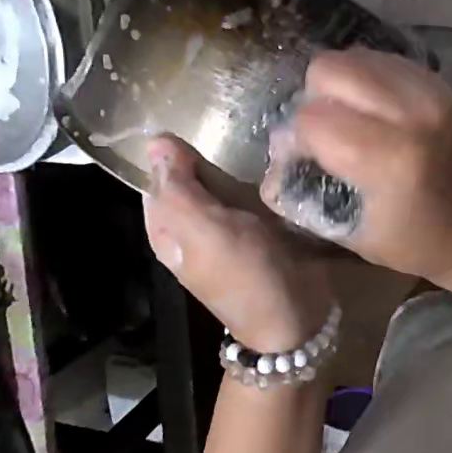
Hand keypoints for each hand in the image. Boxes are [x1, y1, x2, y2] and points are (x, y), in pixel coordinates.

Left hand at [145, 136, 329, 351]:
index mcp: (167, 227)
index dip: (176, 151)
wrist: (296, 321)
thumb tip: (155, 139)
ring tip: (259, 155)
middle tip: (238, 144)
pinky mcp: (257, 231)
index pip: (158, 173)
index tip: (205, 132)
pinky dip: (259, 183)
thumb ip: (178, 187)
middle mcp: (191, 226)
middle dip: (211, 157)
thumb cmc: (248, 275)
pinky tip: (274, 174)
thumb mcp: (206, 230)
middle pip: (191, 175)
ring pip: (223, 183)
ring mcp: (225, 228)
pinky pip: (250, 195)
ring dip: (238, 168)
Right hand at [264, 49, 451, 281]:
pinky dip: (367, 81)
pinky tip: (373, 111)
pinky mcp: (441, 83)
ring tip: (349, 119)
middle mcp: (414, 115)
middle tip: (324, 131)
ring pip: (355, 57)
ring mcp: (432, 93)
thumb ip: (302, 190)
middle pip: (330, 69)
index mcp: (391, 158)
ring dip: (341, 86)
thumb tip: (273, 153)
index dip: (294, 137)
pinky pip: (383, 60)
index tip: (298, 157)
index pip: (312, 119)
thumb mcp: (345, 230)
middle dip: (314, 99)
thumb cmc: (405, 240)